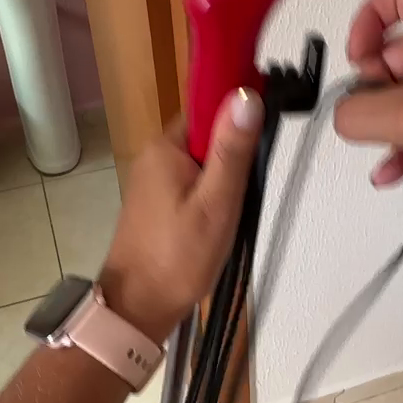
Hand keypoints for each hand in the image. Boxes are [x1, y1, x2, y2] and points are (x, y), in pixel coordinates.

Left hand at [98, 89, 263, 340]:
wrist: (139, 308)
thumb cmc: (179, 257)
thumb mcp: (216, 202)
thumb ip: (233, 150)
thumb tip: (248, 94)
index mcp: (165, 146)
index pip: (209, 107)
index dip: (238, 116)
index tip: (263, 140)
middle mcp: (155, 155)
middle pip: (208, 135)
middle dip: (235, 157)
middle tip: (248, 191)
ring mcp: (154, 180)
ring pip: (203, 162)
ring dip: (226, 180)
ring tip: (236, 211)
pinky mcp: (157, 202)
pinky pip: (193, 182)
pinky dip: (212, 195)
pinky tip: (220, 220)